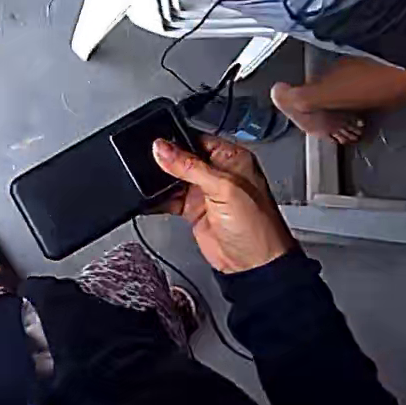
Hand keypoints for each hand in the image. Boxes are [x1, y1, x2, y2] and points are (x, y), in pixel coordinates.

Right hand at [154, 134, 296, 273]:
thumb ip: (189, 166)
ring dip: (158, 181)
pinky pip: (167, 198)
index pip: (196, 139)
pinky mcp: (192, 208)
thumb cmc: (257, 228)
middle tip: (150, 164)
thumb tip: (162, 148)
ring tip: (148, 182)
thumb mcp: (223, 188)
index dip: (176, 140)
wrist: (252, 265)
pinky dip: (156, 199)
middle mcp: (217, 172)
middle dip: (164, 161)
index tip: (157, 145)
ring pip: (171, 177)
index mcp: (232, 159)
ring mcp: (203, 191)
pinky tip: (148, 198)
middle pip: (181, 157)